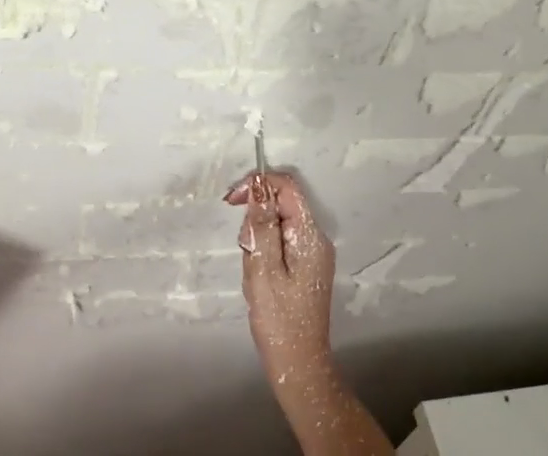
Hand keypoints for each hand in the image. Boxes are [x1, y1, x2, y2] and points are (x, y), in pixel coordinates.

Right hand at [225, 170, 335, 384]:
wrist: (298, 364)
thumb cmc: (278, 319)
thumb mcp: (263, 268)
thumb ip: (262, 224)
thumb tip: (259, 185)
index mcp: (310, 235)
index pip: (287, 187)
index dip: (258, 184)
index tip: (231, 201)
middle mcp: (317, 238)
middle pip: (282, 204)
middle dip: (256, 219)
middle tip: (246, 252)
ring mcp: (313, 253)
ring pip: (278, 224)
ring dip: (259, 239)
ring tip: (254, 272)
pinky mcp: (306, 266)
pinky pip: (281, 243)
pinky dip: (265, 252)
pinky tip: (261, 277)